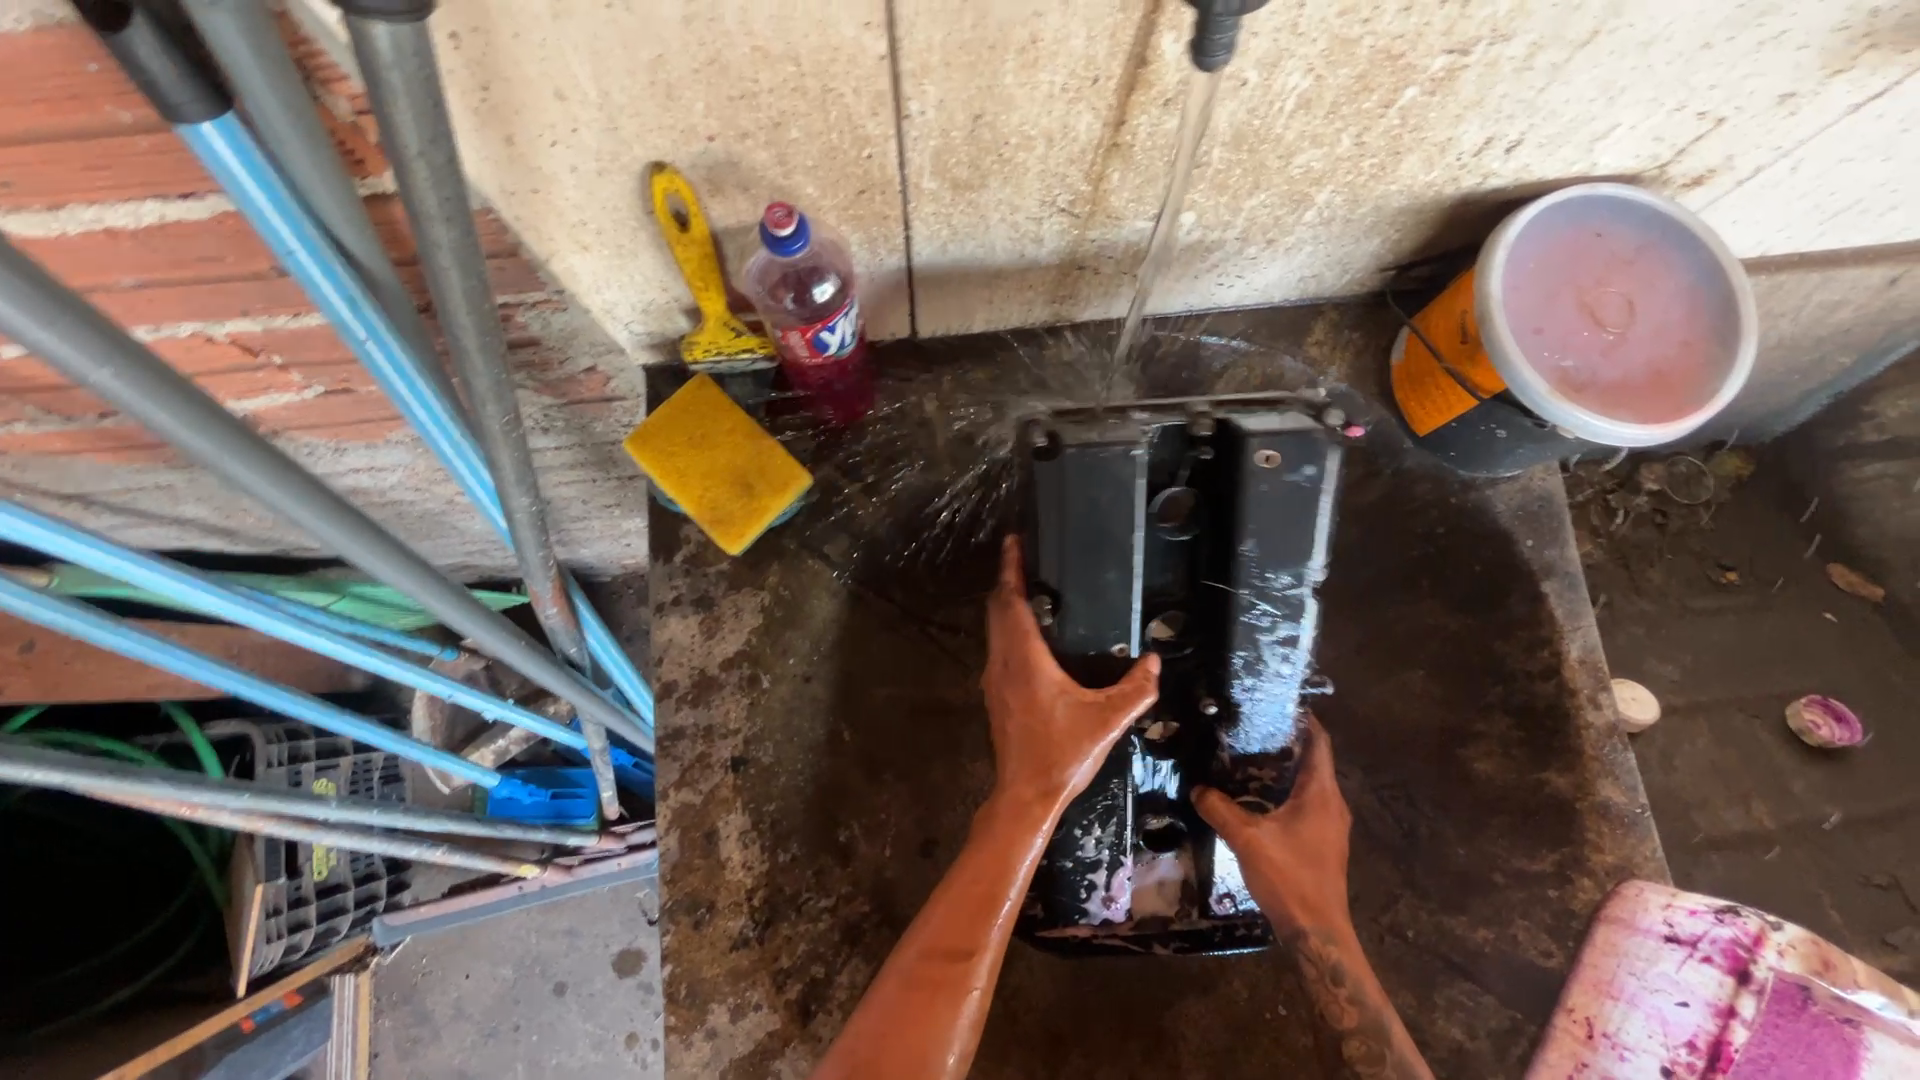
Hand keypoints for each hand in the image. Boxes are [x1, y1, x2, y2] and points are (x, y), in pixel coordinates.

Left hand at [982, 535, 1160, 806]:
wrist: (1024, 794)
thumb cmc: (1062, 755)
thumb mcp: (1107, 722)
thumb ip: (1136, 690)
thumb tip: (1154, 662)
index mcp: (1025, 660)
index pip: (1011, 602)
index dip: (1011, 568)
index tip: (1013, 541)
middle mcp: (1003, 663)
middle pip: (997, 609)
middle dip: (1007, 579)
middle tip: (1023, 557)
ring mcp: (994, 679)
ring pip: (994, 629)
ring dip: (1005, 604)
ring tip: (1026, 587)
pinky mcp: (995, 694)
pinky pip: (997, 647)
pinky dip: (1007, 627)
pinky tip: (1028, 634)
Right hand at [1193, 713, 1351, 934]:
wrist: (1317, 931)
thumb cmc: (1289, 877)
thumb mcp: (1247, 839)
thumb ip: (1220, 809)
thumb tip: (1197, 788)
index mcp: (1321, 793)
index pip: (1319, 742)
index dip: (1303, 719)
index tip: (1275, 702)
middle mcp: (1332, 803)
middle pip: (1313, 760)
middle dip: (1285, 741)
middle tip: (1249, 726)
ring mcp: (1330, 824)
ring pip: (1309, 783)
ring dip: (1283, 768)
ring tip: (1247, 756)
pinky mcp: (1323, 840)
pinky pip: (1306, 802)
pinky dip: (1284, 791)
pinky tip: (1256, 797)